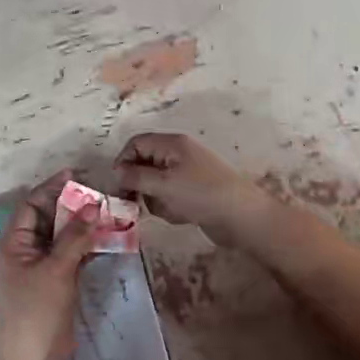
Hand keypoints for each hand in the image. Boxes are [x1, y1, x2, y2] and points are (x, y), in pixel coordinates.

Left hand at [0, 170, 96, 359]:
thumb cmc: (35, 314)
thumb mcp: (56, 271)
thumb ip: (75, 236)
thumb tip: (93, 205)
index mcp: (13, 244)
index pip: (32, 205)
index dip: (53, 188)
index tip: (79, 176)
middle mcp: (24, 252)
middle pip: (48, 218)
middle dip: (73, 206)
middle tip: (101, 195)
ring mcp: (40, 269)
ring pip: (62, 237)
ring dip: (83, 226)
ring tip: (109, 213)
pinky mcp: (55, 284)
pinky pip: (71, 256)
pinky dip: (87, 246)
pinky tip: (108, 239)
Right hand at [116, 133, 281, 249]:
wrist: (242, 216)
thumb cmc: (200, 195)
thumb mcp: (163, 184)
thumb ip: (136, 177)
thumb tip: (117, 171)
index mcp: (172, 144)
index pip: (137, 143)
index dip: (124, 161)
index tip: (119, 185)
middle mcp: (179, 154)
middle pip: (145, 164)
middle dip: (140, 185)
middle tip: (135, 204)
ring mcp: (188, 173)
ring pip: (156, 184)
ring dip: (156, 199)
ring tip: (168, 210)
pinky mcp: (194, 192)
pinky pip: (171, 196)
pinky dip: (170, 207)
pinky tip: (181, 216)